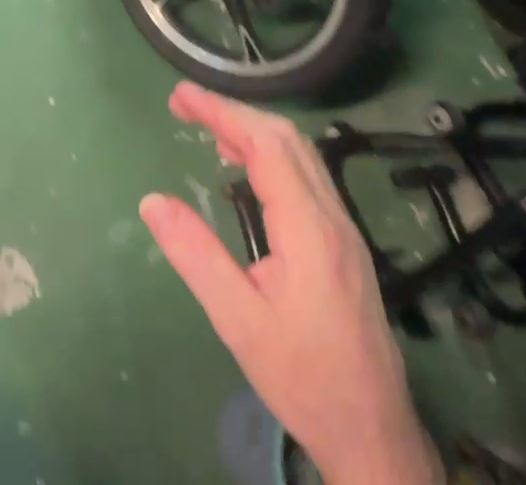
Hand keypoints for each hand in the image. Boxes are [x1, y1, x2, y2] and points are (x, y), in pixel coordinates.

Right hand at [140, 84, 442, 484]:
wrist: (373, 431)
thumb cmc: (303, 378)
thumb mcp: (237, 321)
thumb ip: (196, 255)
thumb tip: (152, 201)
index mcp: (311, 232)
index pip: (267, 147)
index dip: (223, 113)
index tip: (181, 96)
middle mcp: (335, 221)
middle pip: (289, 142)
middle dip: (235, 112)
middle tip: (184, 104)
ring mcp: (345, 233)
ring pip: (303, 158)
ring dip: (254, 132)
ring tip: (206, 128)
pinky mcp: (345, 247)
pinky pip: (308, 180)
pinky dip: (270, 156)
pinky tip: (245, 170)